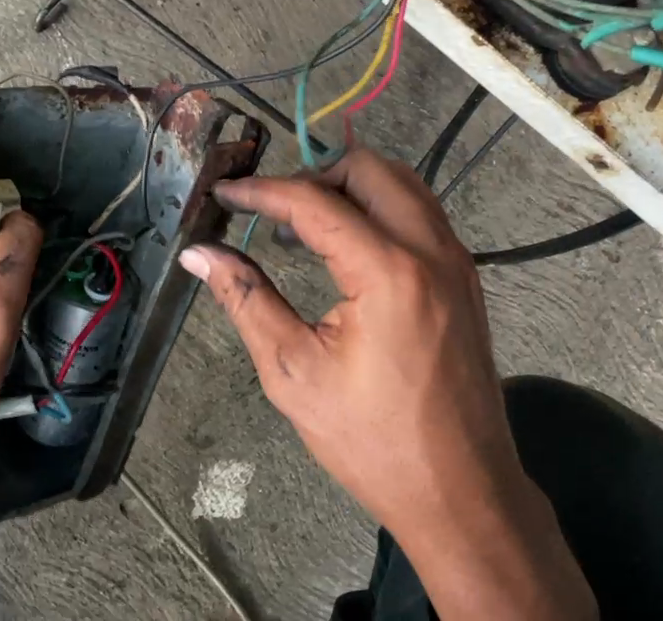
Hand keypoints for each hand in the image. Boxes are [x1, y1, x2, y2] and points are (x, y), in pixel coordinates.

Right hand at [179, 148, 593, 620]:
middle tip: (271, 212)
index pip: (314, 201)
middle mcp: (431, 251)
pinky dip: (377, 210)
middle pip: (369, 168)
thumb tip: (198, 254)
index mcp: (388, 272)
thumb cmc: (372, 441)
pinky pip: (418, 214)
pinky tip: (343, 251)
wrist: (463, 495)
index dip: (261, 191)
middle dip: (312, 176)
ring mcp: (456, 263)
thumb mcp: (293, 372)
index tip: (223, 194)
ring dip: (348, 189)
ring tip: (303, 230)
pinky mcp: (464, 280)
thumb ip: (245, 298)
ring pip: (401, 184)